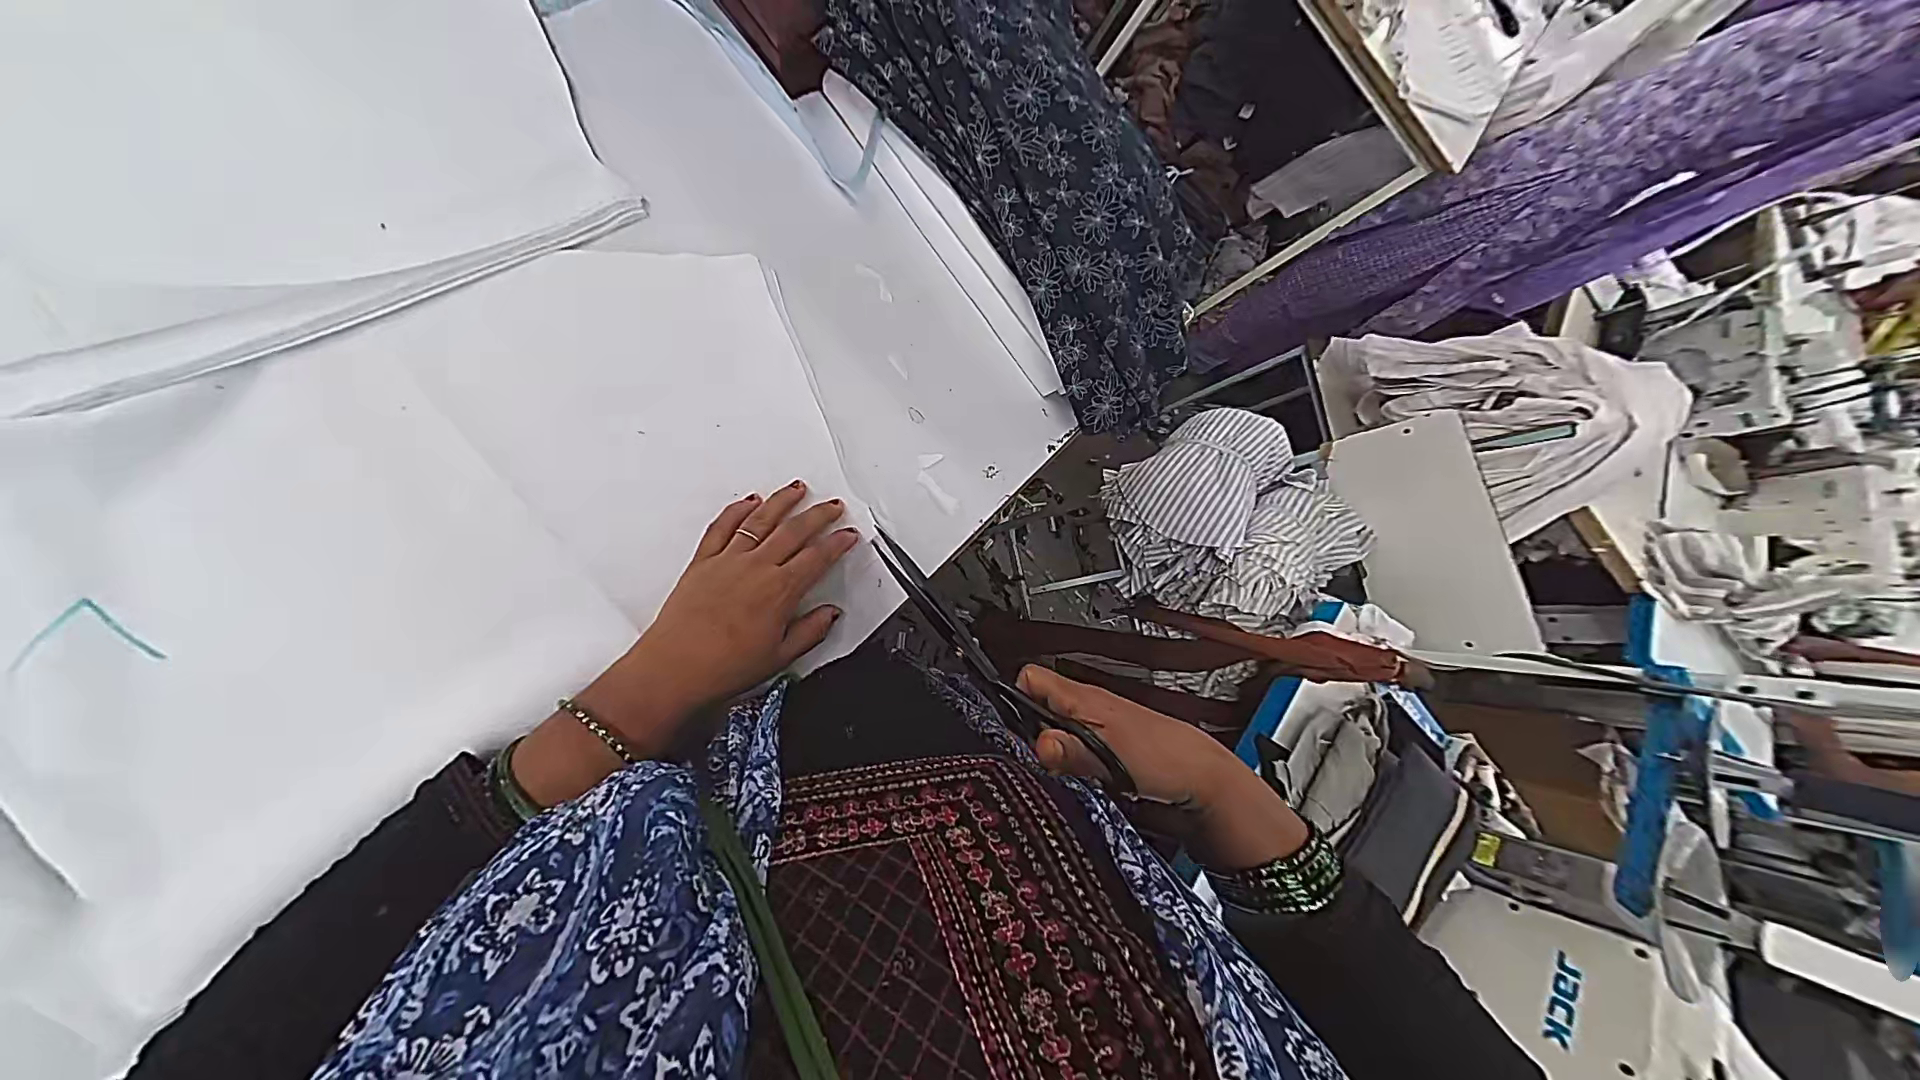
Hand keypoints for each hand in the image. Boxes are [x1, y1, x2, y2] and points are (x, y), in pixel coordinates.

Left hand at [513, 482, 858, 805]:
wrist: (673, 670)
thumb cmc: (722, 667)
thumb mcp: (781, 657)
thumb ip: (811, 630)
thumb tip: (828, 615)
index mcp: (780, 591)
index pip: (818, 557)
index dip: (837, 543)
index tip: (848, 536)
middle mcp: (756, 568)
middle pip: (795, 530)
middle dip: (819, 514)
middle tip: (833, 507)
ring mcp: (728, 561)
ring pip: (761, 519)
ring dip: (783, 500)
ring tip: (797, 489)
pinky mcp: (702, 561)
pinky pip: (722, 526)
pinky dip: (737, 510)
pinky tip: (749, 502)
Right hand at [1016, 665, 1308, 870]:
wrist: (1200, 777)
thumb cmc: (1163, 756)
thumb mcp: (1109, 756)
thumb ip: (1071, 750)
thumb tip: (1038, 743)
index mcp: (1082, 697)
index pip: (1030, 678)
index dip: (1014, 695)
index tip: (1006, 722)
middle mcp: (1083, 706)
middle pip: (1035, 706)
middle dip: (1027, 729)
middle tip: (1030, 756)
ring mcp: (1092, 726)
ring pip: (1051, 727)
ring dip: (1047, 748)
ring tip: (1053, 769)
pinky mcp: (1100, 746)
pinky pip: (1068, 745)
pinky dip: (1064, 759)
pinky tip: (1074, 777)